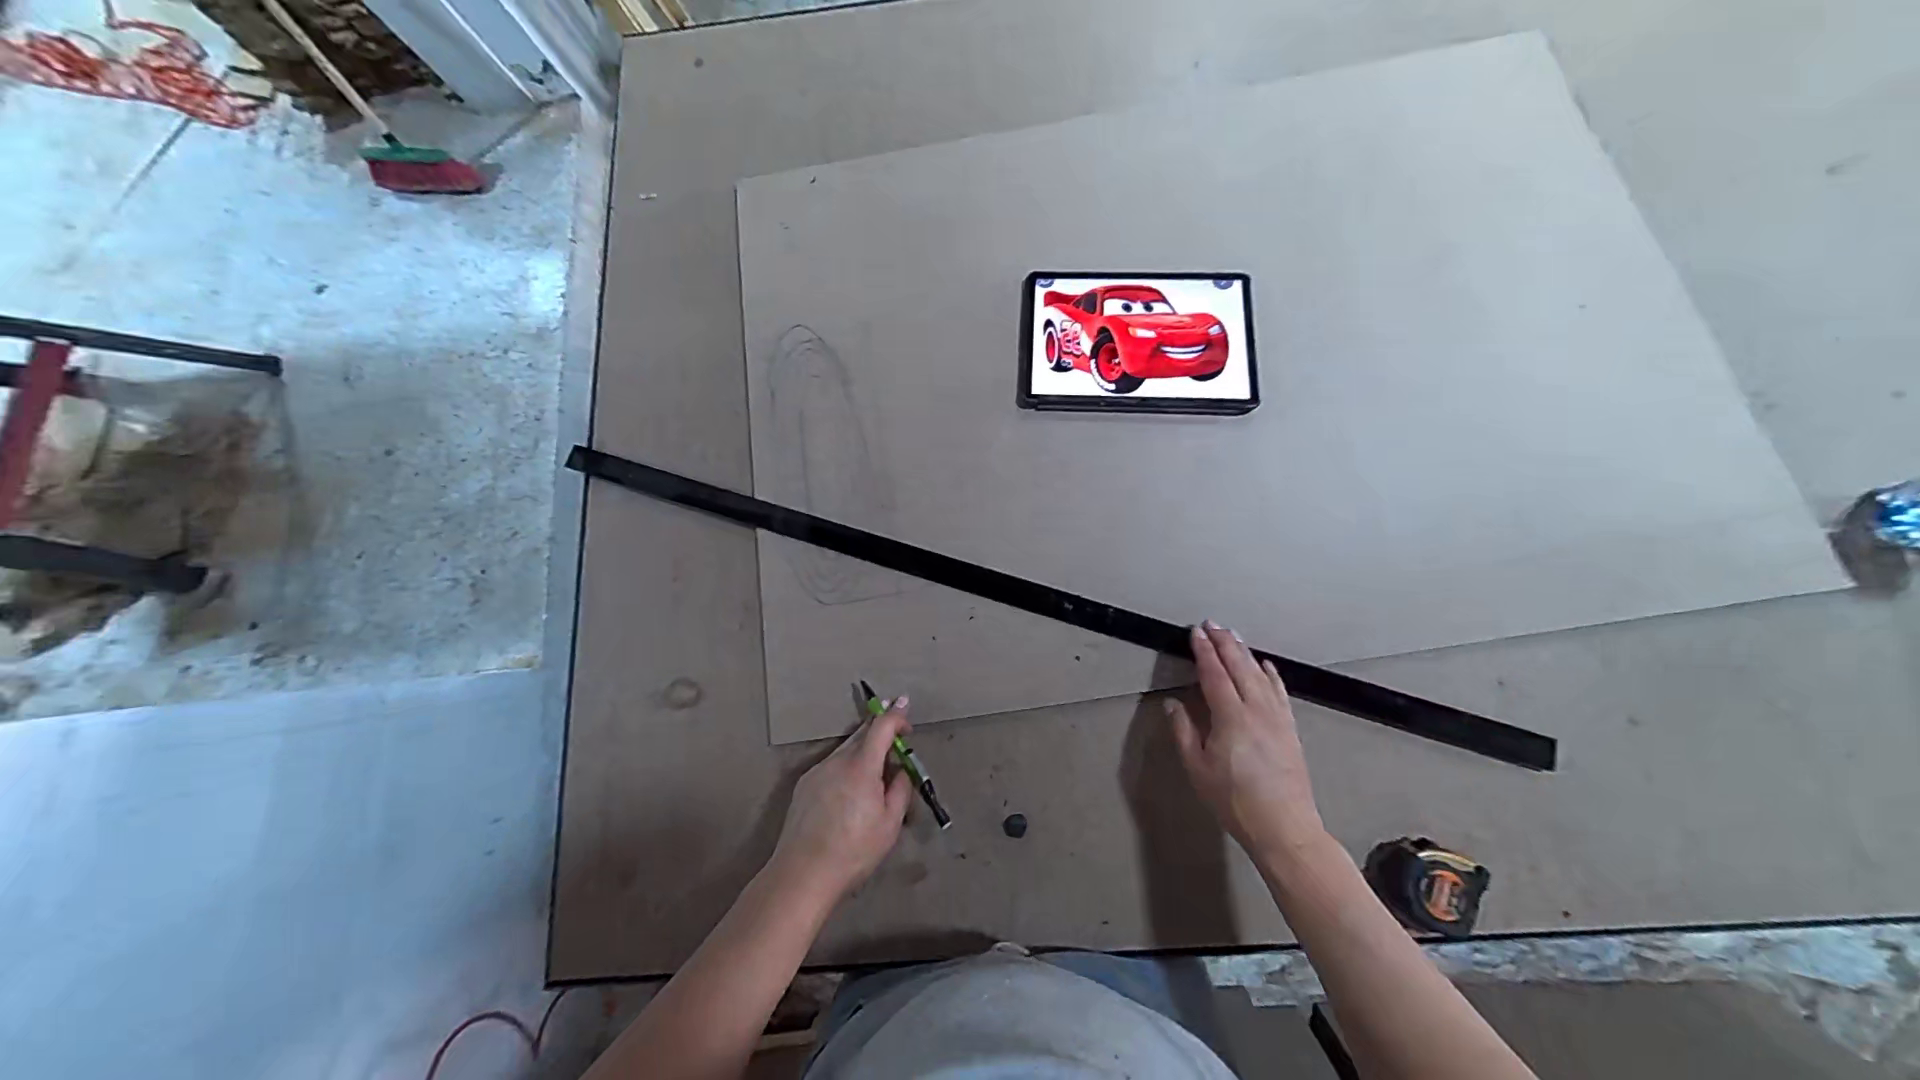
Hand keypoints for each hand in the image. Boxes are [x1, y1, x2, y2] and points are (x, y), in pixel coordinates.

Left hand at [771, 698, 915, 901]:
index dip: (896, 714)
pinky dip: (846, 767)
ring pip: (846, 750)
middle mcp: (837, 761)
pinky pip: (832, 766)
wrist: (802, 874)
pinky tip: (849, 794)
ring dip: (863, 752)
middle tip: (896, 738)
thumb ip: (900, 789)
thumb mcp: (890, 824)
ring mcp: (817, 771)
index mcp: (861, 766)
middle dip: (880, 730)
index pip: (881, 726)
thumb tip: (901, 771)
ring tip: (875, 776)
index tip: (905, 709)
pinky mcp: (804, 785)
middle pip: (862, 733)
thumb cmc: (853, 851)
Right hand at [1165, 623, 1325, 857]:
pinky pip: (1279, 692)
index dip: (1204, 651)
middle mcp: (1257, 711)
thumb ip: (1183, 732)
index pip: (1214, 674)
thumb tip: (1173, 705)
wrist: (1284, 827)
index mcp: (1231, 717)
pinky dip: (1271, 674)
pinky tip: (1266, 665)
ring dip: (1245, 652)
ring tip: (1233, 636)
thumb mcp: (1197, 768)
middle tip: (1212, 624)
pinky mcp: (1289, 729)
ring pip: (1260, 675)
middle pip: (1239, 666)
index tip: (1195, 633)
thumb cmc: (1235, 801)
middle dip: (1224, 642)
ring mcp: (1277, 718)